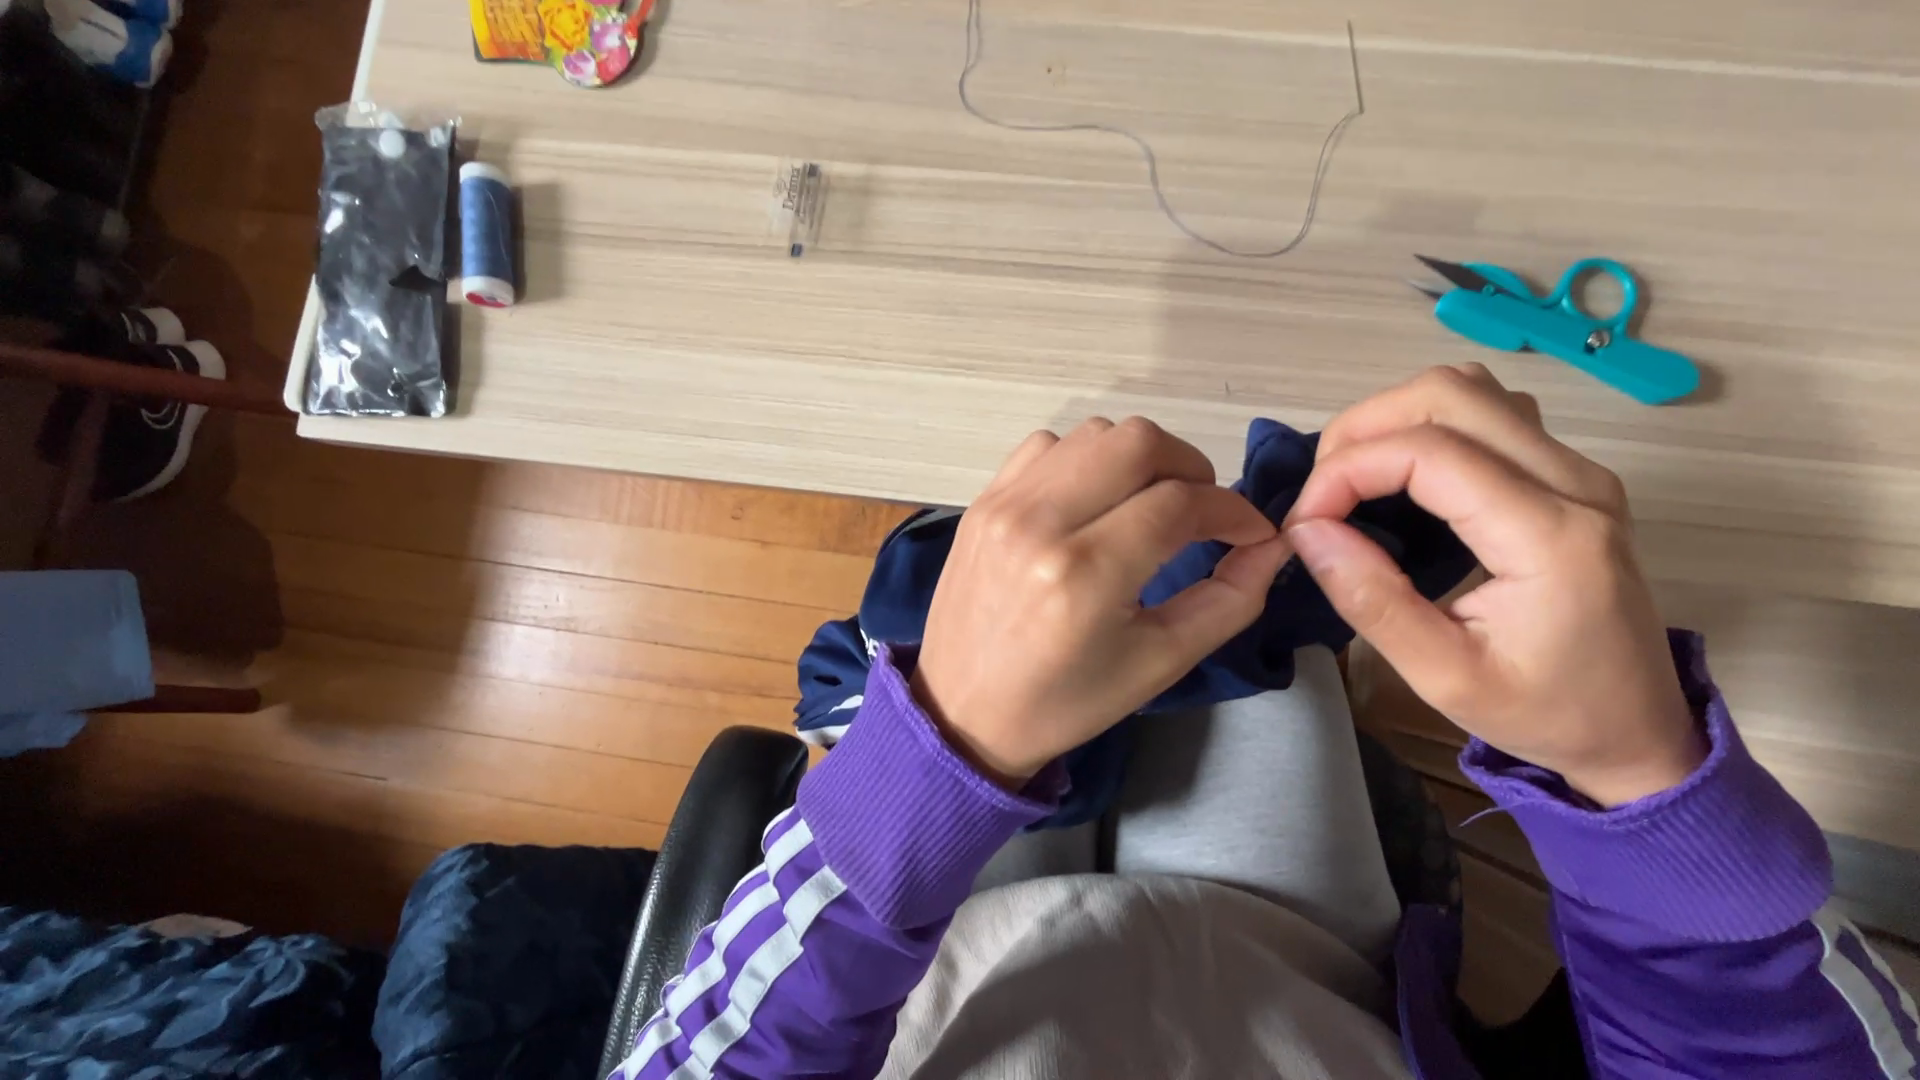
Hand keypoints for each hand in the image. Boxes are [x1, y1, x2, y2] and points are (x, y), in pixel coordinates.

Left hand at [912, 417, 1291, 788]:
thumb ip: (1228, 600)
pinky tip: (1092, 503)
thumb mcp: (1158, 663)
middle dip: (1189, 467)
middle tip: (1200, 511)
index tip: (1249, 533)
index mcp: (1085, 573)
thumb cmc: (1064, 701)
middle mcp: (1039, 521)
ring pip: (1093, 434)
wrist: (962, 712)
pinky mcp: (982, 501)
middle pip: (1138, 442)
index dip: (1232, 511)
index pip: (1180, 502)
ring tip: (1148, 506)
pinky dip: (1085, 460)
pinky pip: (1046, 447)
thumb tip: (1272, 545)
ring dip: (1138, 459)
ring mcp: (1003, 504)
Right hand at [1284, 365, 1702, 806]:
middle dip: (1361, 429)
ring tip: (1353, 477)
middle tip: (1322, 491)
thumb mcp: (1442, 677)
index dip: (1346, 471)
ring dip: (1393, 418)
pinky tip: (1400, 475)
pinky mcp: (1567, 473)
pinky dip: (1425, 424)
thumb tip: (1306, 530)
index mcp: (1548, 535)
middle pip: (1448, 392)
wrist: (1637, 729)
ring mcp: (1576, 470)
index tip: (1304, 523)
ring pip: (1468, 389)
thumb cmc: (1542, 712)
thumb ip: (1370, 599)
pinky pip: (1487, 411)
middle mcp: (1572, 481)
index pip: (1428, 452)